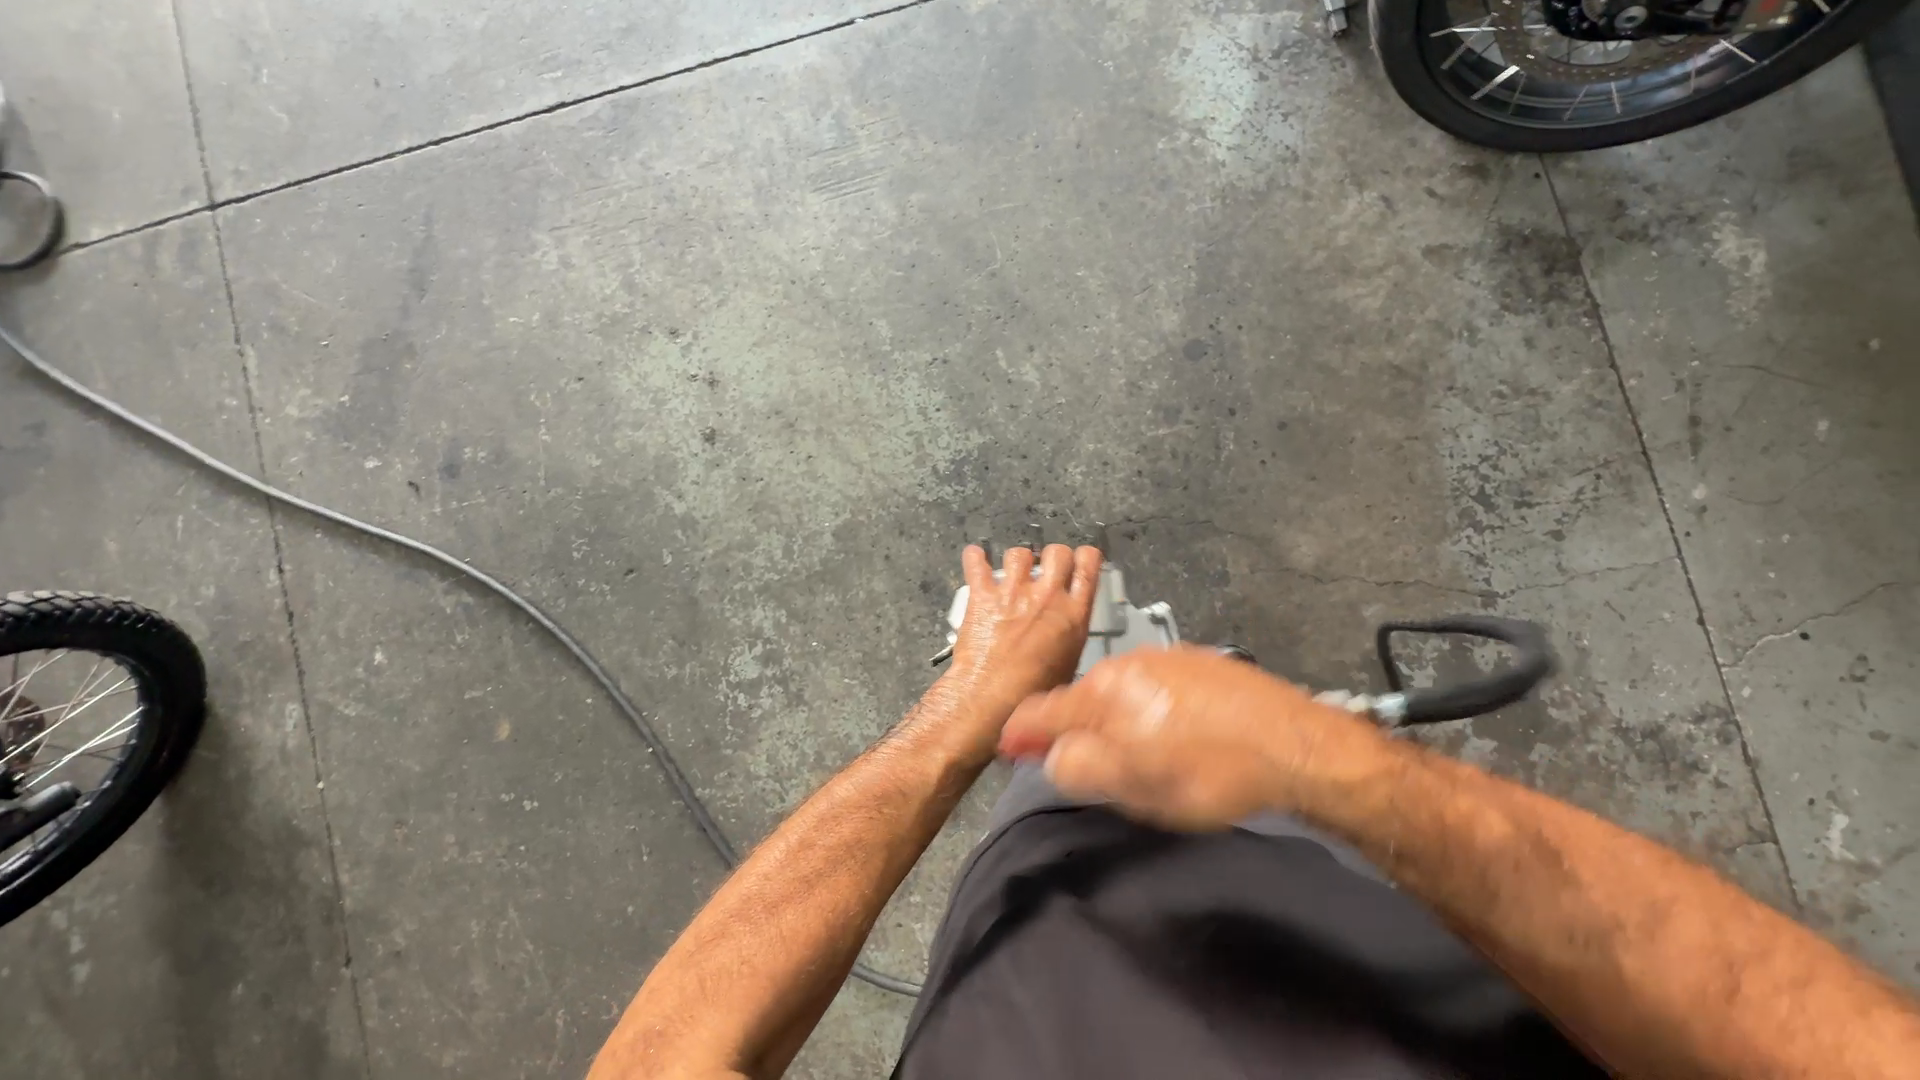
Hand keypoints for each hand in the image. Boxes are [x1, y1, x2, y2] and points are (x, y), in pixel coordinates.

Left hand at [937, 544, 1103, 740]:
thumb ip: (1070, 641)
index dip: (1087, 557)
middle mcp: (1046, 598)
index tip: (1082, 557)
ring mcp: (1014, 593)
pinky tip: (975, 557)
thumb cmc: (1030, 693)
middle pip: (1057, 553)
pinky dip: (975, 558)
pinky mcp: (983, 596)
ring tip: (1013, 570)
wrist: (991, 698)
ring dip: (1017, 560)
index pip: (1088, 567)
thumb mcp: (1069, 669)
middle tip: (1047, 566)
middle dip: (1053, 555)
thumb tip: (1067, 639)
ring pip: (1019, 553)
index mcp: (1073, 615)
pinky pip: (976, 563)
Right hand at [997, 646, 1391, 829]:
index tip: (1012, 749)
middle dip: (1073, 733)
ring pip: (1118, 695)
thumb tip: (1051, 757)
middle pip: (1079, 701)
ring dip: (1112, 723)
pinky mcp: (1197, 665)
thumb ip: (1078, 768)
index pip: (1038, 710)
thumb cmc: (1215, 771)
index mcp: (1102, 693)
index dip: (1019, 734)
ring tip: (1140, 761)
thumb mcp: (1134, 786)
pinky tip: (1174, 739)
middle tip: (1088, 770)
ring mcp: (1165, 661)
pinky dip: (1146, 712)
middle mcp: (1127, 666)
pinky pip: (1152, 690)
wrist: (1295, 746)